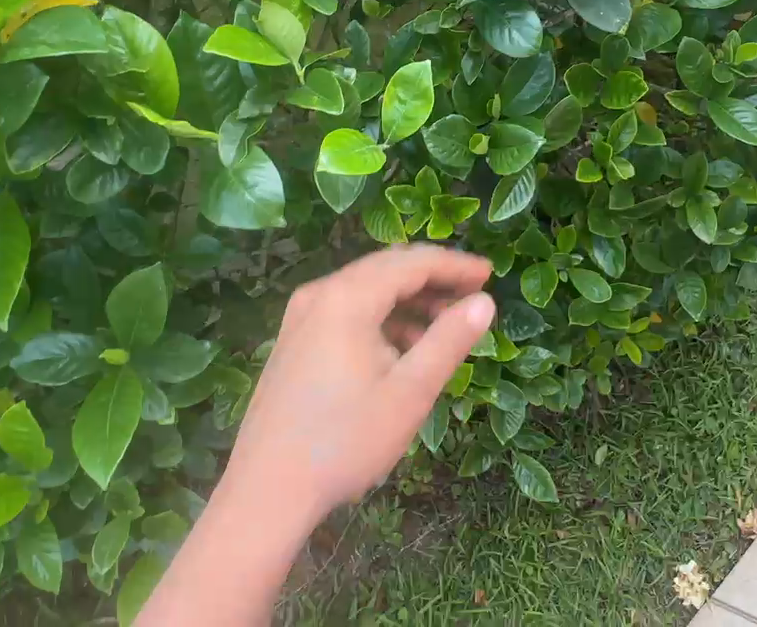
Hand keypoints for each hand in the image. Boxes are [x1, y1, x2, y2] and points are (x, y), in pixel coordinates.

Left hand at [223, 244, 495, 527]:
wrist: (265, 494)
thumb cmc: (345, 441)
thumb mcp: (410, 392)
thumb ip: (450, 340)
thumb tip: (485, 301)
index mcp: (348, 298)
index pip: (413, 263)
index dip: (455, 265)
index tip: (490, 274)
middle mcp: (320, 295)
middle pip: (387, 268)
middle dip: (434, 278)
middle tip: (474, 295)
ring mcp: (301, 317)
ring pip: (367, 289)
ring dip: (409, 300)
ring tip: (445, 326)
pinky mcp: (295, 340)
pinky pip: (348, 310)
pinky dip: (383, 317)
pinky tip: (403, 348)